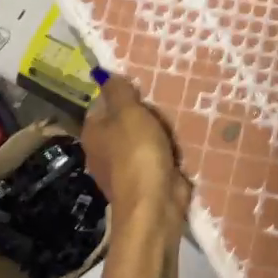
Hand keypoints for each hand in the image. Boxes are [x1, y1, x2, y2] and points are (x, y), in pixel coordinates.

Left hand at [82, 76, 189, 277]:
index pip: (102, 103)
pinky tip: (183, 138)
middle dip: (144, 111)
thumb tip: (105, 74)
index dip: (122, 92)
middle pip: (124, 120)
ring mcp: (126, 166)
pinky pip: (158, 154)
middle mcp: (104, 149)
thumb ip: (119, 93)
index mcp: (94, 132)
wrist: (155, 203)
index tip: (144, 83)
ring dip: (159, 129)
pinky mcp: (148, 177)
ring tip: (179, 112)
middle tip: (166, 96)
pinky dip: (168, 147)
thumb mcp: (129, 114)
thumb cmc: (137, 153)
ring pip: (143, 137)